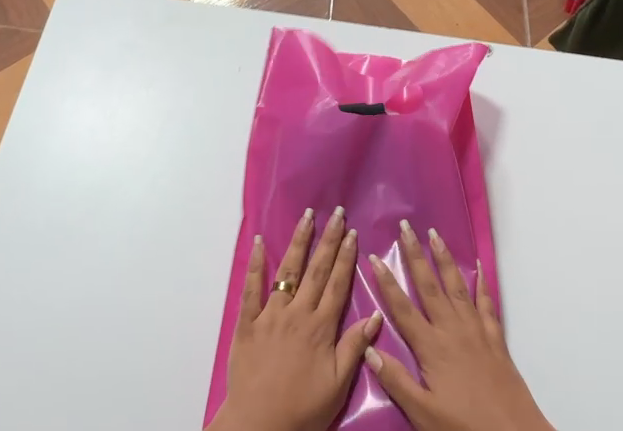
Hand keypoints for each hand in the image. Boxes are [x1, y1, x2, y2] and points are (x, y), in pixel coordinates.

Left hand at [208, 208, 382, 430]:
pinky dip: (255, 264)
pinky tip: (259, 242)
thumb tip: (376, 315)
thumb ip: (354, 347)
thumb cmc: (303, 409)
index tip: (352, 232)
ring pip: (286, 271)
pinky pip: (250, 288)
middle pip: (316, 270)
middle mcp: (297, 313)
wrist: (259, 425)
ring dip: (298, 242)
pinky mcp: (246, 323)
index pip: (337, 284)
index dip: (345, 257)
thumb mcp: (338, 384)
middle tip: (335, 212)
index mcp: (320, 327)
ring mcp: (270, 315)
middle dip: (327, 239)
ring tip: (306, 217)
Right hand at [365, 221, 553, 430]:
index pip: (402, 308)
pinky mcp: (495, 338)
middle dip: (415, 255)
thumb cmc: (464, 426)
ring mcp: (476, 330)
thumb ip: (396, 381)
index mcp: (431, 346)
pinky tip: (478, 268)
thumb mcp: (423, 412)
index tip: (374, 257)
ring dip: (444, 259)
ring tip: (434, 234)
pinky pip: (486, 303)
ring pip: (456, 286)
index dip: (387, 282)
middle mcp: (452, 330)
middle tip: (405, 227)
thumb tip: (369, 349)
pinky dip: (481, 284)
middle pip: (429, 286)